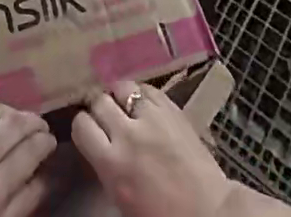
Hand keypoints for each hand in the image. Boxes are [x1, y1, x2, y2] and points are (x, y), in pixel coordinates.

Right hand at [71, 82, 236, 216]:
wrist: (208, 211)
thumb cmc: (162, 215)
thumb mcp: (121, 199)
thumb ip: (105, 167)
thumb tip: (97, 145)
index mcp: (111, 163)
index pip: (81, 125)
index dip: (82, 126)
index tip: (88, 132)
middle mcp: (127, 133)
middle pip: (99, 101)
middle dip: (98, 108)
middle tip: (104, 118)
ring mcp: (152, 116)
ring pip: (122, 87)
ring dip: (118, 96)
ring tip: (122, 106)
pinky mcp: (172, 108)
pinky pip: (147, 88)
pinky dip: (141, 94)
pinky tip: (143, 104)